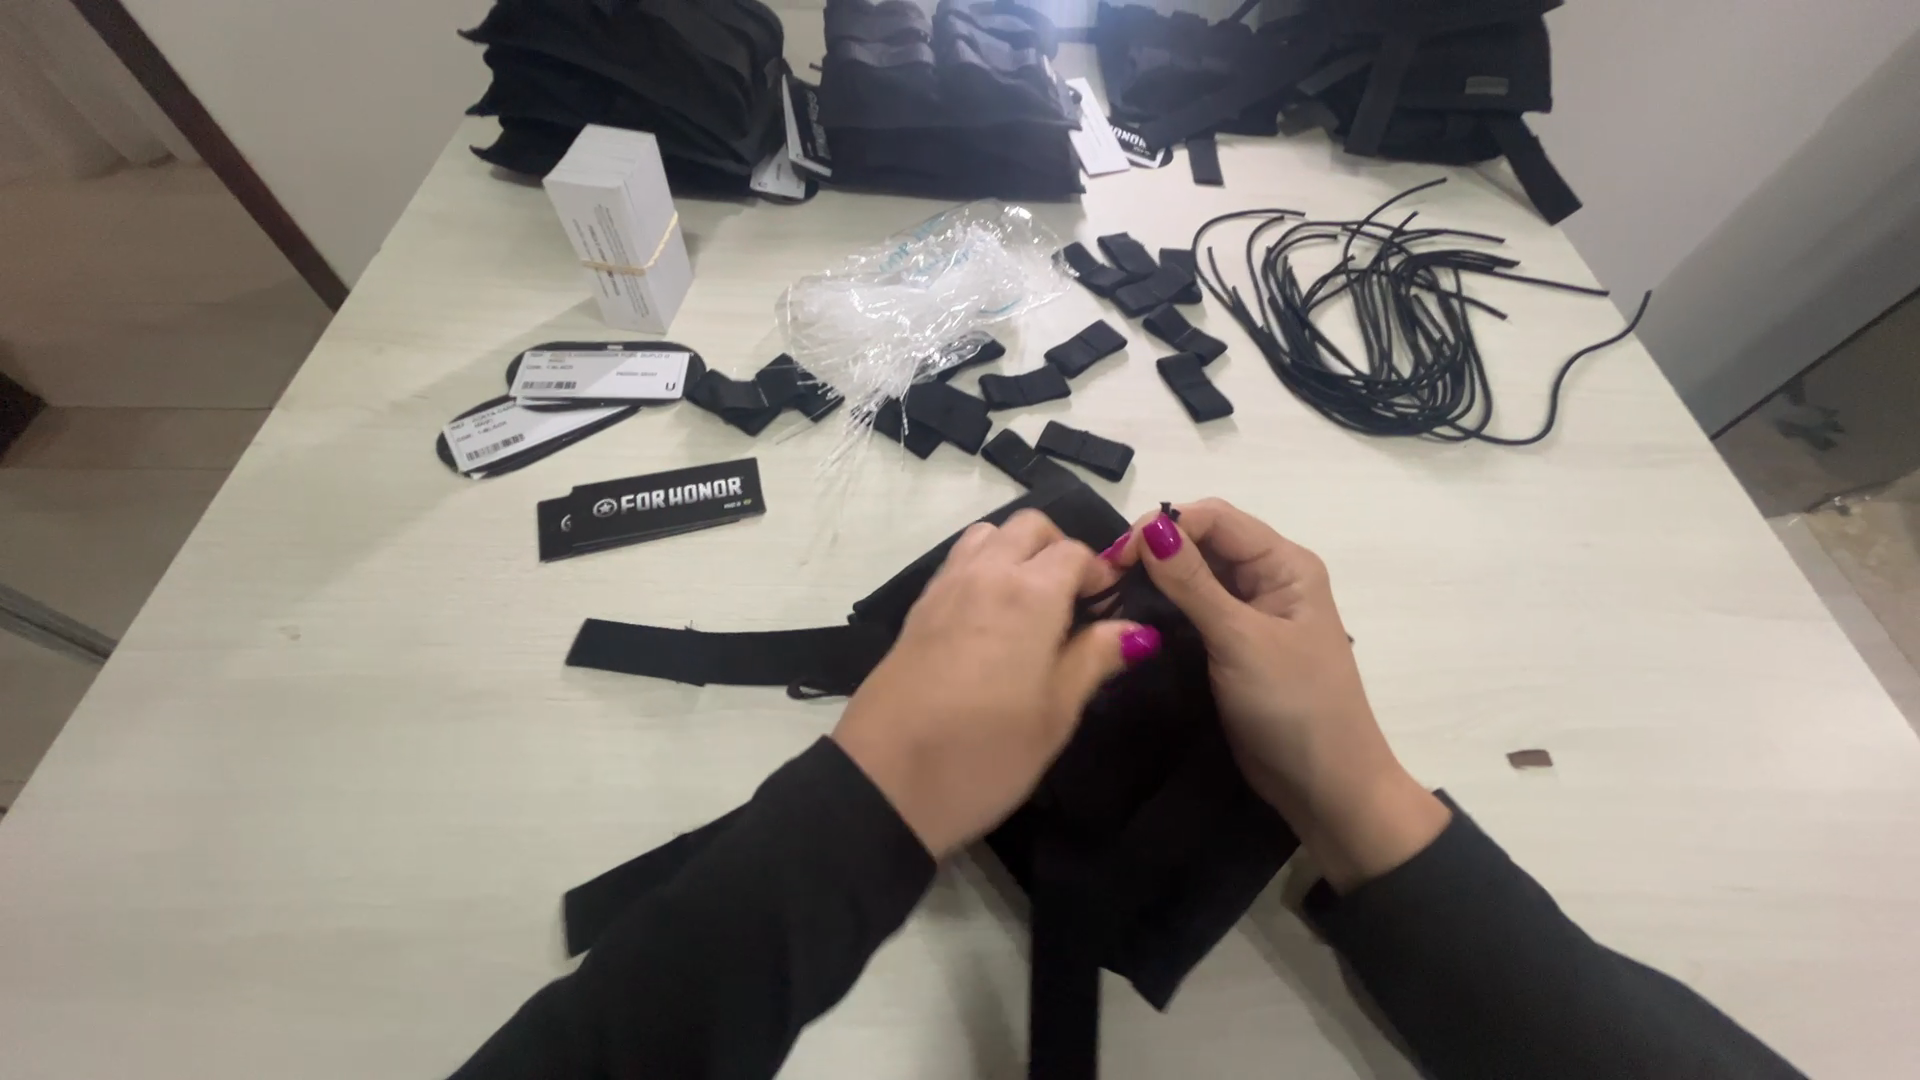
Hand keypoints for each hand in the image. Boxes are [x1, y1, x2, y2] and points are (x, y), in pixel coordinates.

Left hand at [833, 510, 1162, 856]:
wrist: (885, 782)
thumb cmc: (985, 753)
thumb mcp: (1055, 714)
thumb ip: (1094, 659)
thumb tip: (1134, 631)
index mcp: (1028, 594)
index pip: (1075, 551)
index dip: (1100, 572)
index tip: (1110, 609)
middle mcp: (984, 574)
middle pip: (1029, 527)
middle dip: (1059, 549)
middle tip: (1073, 600)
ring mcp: (944, 588)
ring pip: (988, 535)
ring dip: (1016, 551)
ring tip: (1032, 604)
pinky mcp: (917, 609)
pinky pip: (958, 562)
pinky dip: (983, 567)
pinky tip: (992, 618)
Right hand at [1096, 499, 1448, 891]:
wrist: (1324, 786)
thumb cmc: (1294, 706)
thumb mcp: (1240, 640)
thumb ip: (1193, 583)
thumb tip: (1150, 528)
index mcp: (1285, 564)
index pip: (1216, 519)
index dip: (1165, 525)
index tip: (1118, 554)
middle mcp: (1267, 577)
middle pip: (1203, 540)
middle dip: (1155, 547)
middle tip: (1106, 573)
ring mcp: (1248, 610)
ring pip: (1193, 572)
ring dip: (1154, 575)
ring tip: (1109, 589)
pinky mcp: (1229, 641)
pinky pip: (1190, 606)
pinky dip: (1161, 603)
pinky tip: (1130, 611)